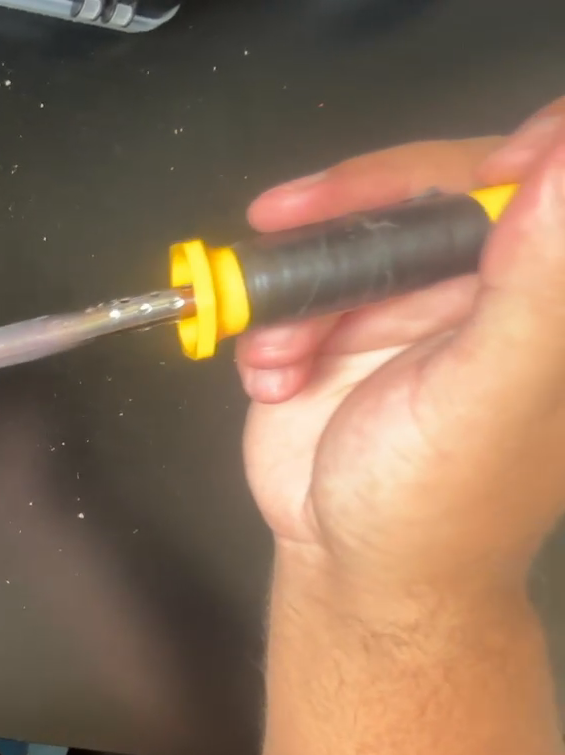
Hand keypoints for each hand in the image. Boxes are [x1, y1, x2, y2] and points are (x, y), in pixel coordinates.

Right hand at [237, 97, 564, 592]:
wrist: (345, 556)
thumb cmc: (438, 491)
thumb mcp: (491, 391)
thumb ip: (538, 283)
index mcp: (554, 293)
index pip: (550, 175)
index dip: (518, 153)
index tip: (456, 180)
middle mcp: (485, 287)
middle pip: (424, 195)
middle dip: (346, 212)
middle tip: (282, 216)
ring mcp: (402, 311)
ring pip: (337, 251)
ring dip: (288, 298)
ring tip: (279, 361)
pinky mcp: (331, 338)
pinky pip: (285, 303)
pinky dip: (263, 337)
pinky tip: (272, 382)